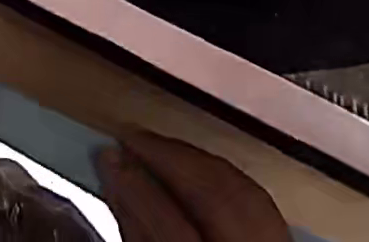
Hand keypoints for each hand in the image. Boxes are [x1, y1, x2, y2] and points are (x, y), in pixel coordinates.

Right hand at [99, 130, 292, 241]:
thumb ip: (138, 237)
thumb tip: (116, 179)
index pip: (171, 230)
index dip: (136, 186)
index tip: (109, 154)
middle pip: (216, 199)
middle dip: (169, 158)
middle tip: (131, 138)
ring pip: (243, 192)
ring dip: (196, 160)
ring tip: (157, 147)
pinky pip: (260, 204)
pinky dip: (225, 178)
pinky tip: (196, 168)